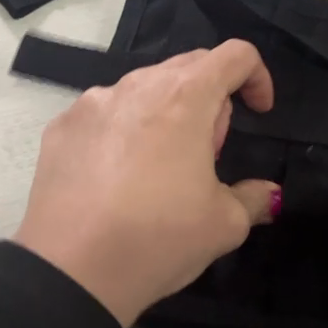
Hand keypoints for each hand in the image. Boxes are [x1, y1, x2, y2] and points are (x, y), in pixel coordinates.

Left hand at [15, 40, 279, 327]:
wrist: (70, 273)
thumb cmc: (158, 239)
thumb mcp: (224, 226)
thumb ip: (254, 198)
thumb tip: (266, 194)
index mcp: (185, 98)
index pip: (234, 55)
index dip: (256, 77)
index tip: (258, 114)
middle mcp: (137, 86)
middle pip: (188, 67)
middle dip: (211, 100)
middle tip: (208, 154)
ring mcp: (92, 104)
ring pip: (143, 90)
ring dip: (165, 114)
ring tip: (160, 170)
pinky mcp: (60, 127)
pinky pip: (104, 114)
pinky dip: (123, 132)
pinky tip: (117, 179)